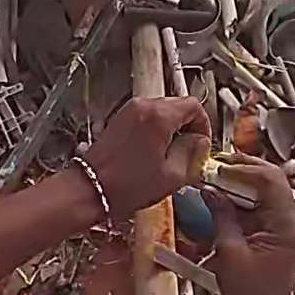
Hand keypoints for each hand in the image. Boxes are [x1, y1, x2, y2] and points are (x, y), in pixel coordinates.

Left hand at [84, 96, 210, 212]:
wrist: (91, 188)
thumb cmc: (128, 185)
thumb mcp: (172, 175)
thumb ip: (193, 154)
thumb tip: (201, 142)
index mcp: (159, 116)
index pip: (194, 106)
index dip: (204, 124)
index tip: (202, 143)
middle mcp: (144, 106)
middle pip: (178, 105)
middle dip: (188, 126)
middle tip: (190, 151)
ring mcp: (130, 110)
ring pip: (163, 111)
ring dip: (172, 128)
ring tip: (171, 155)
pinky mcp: (120, 119)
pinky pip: (147, 117)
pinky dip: (156, 129)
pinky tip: (154, 152)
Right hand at [205, 154, 294, 294]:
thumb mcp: (229, 250)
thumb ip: (221, 215)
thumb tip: (210, 189)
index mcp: (286, 224)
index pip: (270, 180)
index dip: (244, 167)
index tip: (221, 164)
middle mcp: (290, 221)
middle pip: (271, 181)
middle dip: (244, 170)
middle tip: (218, 165)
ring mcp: (284, 227)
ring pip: (265, 192)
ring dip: (241, 184)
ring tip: (217, 179)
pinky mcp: (274, 234)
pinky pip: (260, 207)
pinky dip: (242, 199)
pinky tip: (224, 198)